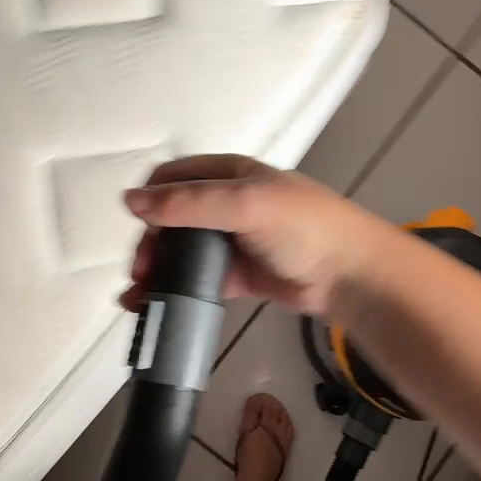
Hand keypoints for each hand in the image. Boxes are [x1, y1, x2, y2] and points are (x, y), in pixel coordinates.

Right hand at [120, 154, 397, 315]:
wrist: (350, 275)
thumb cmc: (304, 228)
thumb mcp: (247, 204)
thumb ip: (189, 203)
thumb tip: (130, 200)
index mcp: (231, 175)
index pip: (176, 177)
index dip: (151, 198)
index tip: (136, 225)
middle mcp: (228, 204)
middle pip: (173, 218)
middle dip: (151, 241)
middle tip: (141, 269)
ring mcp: (234, 242)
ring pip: (183, 252)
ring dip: (157, 269)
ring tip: (138, 294)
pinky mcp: (239, 277)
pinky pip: (198, 281)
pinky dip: (175, 291)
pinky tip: (152, 305)